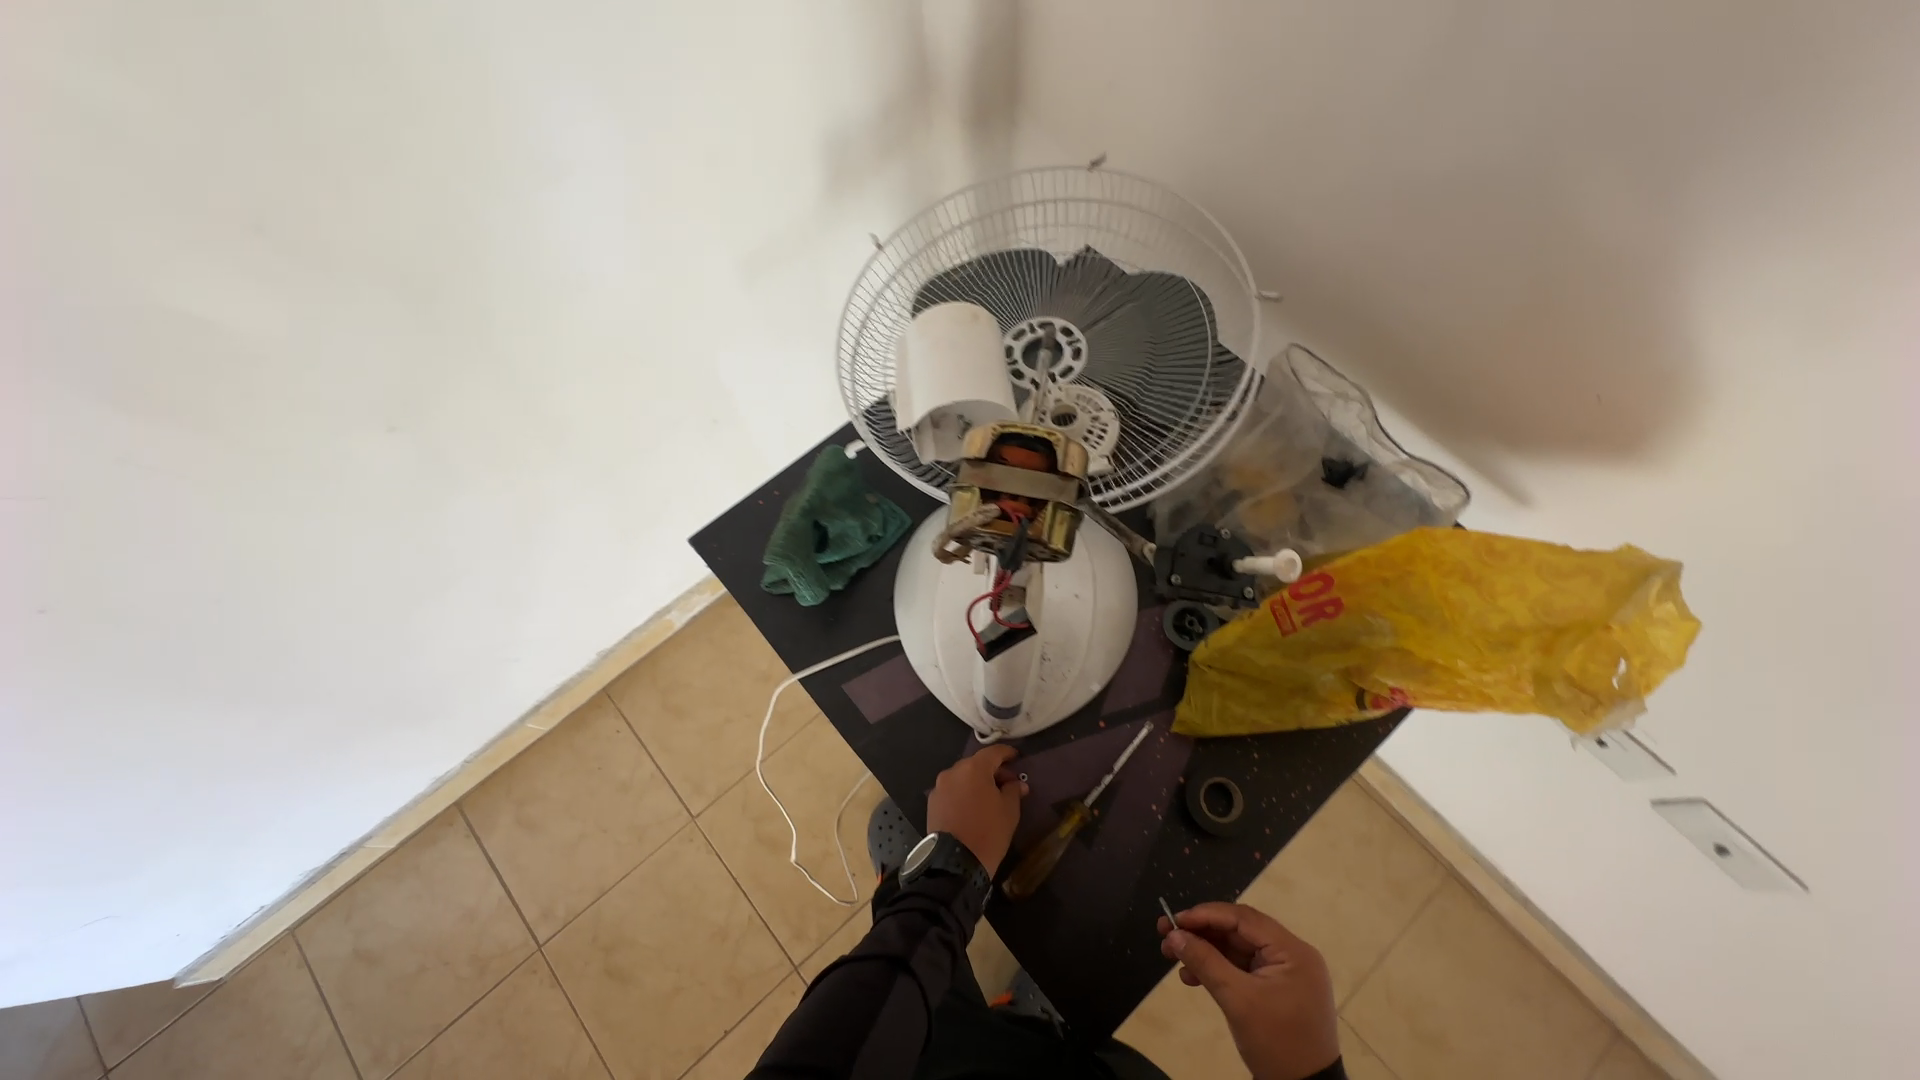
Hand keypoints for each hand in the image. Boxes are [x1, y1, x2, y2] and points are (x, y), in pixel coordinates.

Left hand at [925, 744, 1027, 875]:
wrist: (956, 863)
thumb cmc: (988, 832)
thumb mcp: (1009, 811)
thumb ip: (1013, 790)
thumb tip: (1017, 783)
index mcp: (974, 769)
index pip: (993, 752)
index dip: (1007, 753)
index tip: (1016, 757)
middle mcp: (953, 772)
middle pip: (976, 764)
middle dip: (992, 771)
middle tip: (1007, 784)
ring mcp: (940, 787)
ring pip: (962, 777)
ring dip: (976, 782)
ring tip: (988, 798)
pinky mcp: (932, 802)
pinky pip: (952, 791)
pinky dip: (963, 793)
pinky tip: (971, 808)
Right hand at [1156, 902, 1339, 1079]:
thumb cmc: (1276, 1042)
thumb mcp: (1237, 1000)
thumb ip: (1204, 961)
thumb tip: (1173, 934)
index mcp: (1291, 951)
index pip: (1243, 918)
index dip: (1205, 915)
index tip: (1174, 920)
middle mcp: (1291, 955)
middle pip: (1238, 931)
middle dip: (1201, 932)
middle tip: (1166, 935)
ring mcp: (1284, 973)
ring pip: (1237, 949)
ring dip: (1205, 951)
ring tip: (1173, 957)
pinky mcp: (1276, 989)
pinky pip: (1242, 968)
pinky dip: (1217, 969)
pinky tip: (1192, 977)